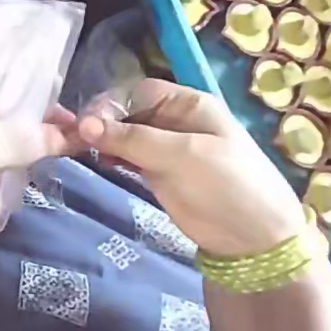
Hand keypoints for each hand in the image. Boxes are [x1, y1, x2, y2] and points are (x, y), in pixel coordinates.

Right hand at [76, 79, 307, 256]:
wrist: (252, 238)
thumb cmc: (224, 185)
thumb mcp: (182, 155)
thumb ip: (133, 139)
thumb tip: (83, 124)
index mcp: (187, 104)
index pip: (137, 92)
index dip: (110, 105)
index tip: (86, 126)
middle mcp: (174, 121)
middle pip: (127, 112)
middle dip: (103, 123)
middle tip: (79, 141)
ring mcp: (166, 147)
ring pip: (125, 135)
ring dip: (105, 141)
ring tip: (85, 152)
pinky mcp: (158, 172)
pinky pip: (129, 156)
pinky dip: (113, 157)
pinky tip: (102, 163)